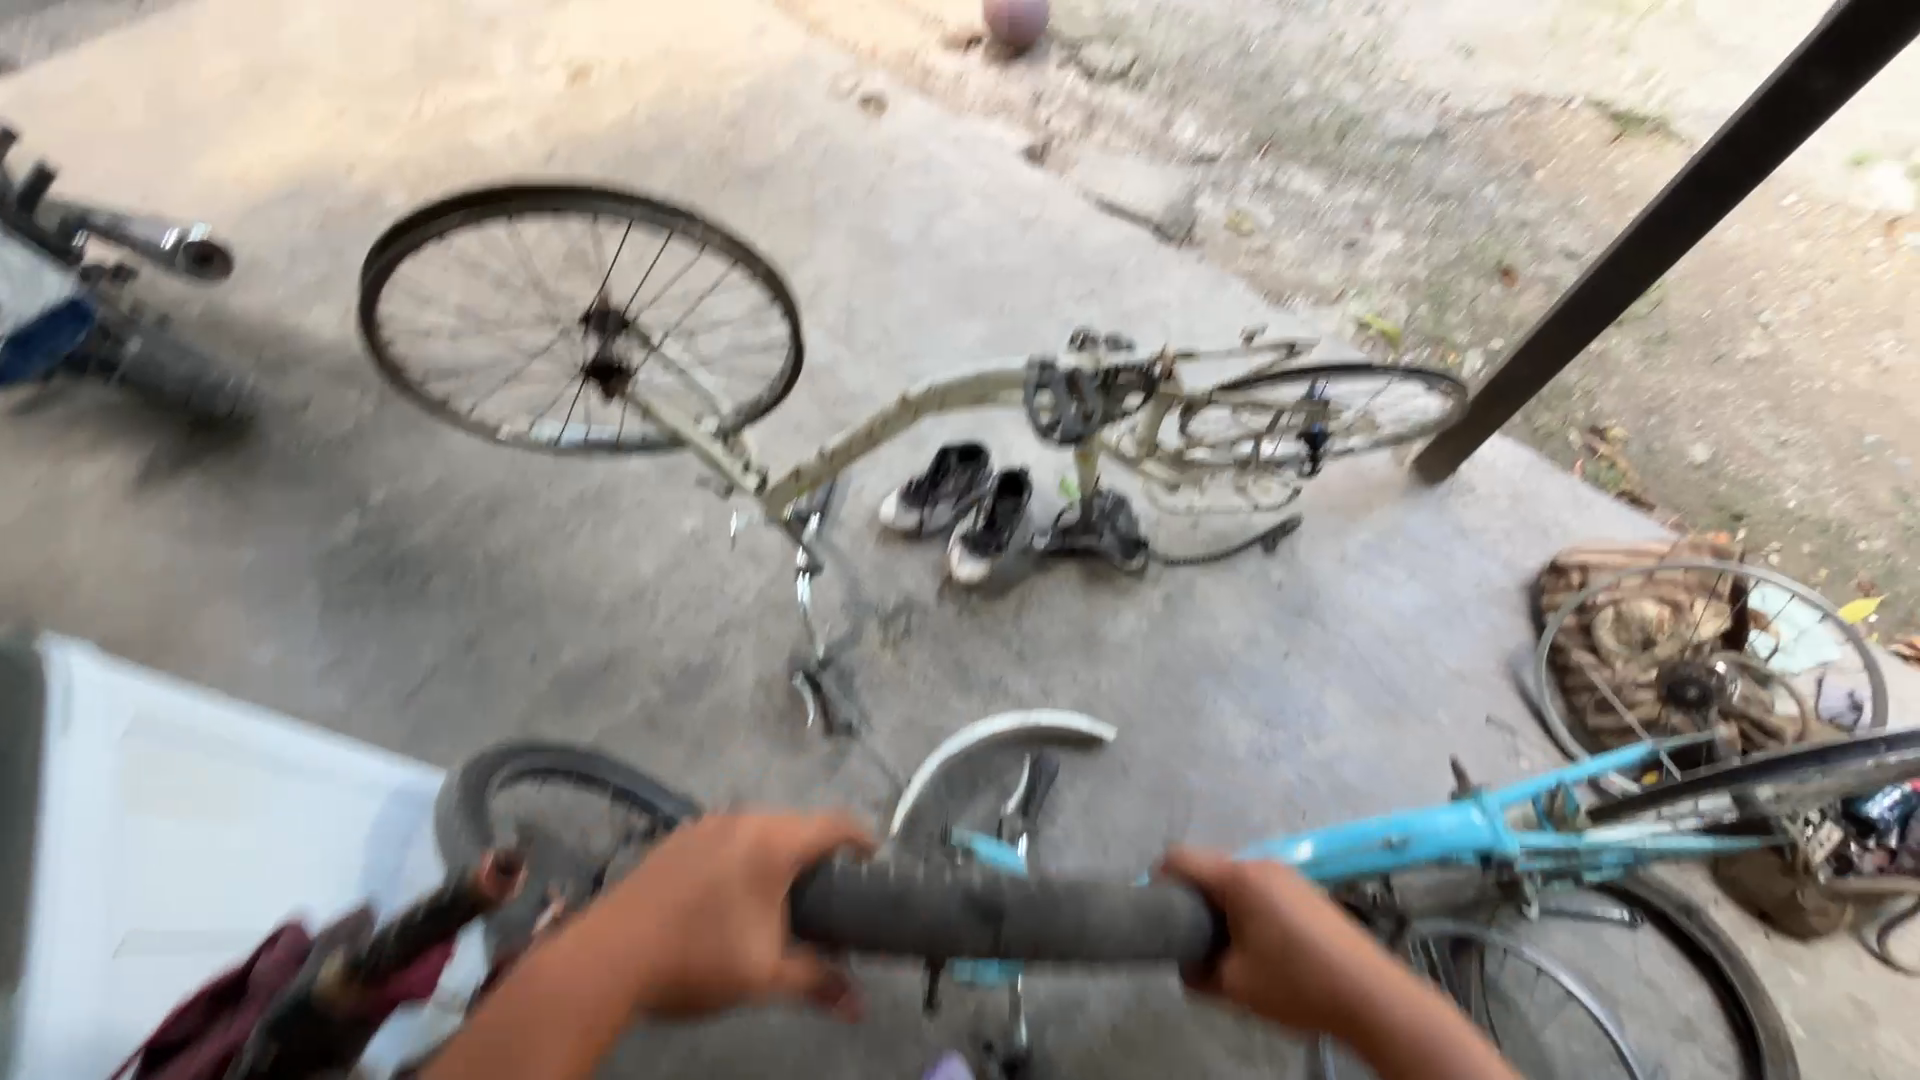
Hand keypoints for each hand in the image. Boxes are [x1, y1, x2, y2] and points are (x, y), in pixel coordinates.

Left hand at [576, 811, 876, 1020]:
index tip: (876, 860)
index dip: (862, 839)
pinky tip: (731, 890)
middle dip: (817, 852)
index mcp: (774, 842)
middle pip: (797, 824)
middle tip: (828, 889)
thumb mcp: (764, 977)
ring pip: (759, 827)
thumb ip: (817, 982)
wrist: (606, 957)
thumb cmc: (697, 959)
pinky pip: (727, 835)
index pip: (835, 824)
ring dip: (777, 852)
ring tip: (781, 892)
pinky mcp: (678, 836)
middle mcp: (744, 819)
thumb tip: (860, 1008)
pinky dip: (743, 853)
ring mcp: (706, 823)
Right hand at [1157, 847, 1408, 1039]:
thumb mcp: (1235, 986)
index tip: (1153, 911)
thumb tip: (1184, 966)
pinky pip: (1261, 889)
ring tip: (1227, 947)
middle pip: (1208, 868)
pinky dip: (1248, 909)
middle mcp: (1261, 865)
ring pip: (1236, 880)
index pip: (1179, 858)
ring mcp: (1288, 876)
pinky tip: (1262, 946)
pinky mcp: (1307, 892)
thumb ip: (1196, 972)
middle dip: (1193, 899)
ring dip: (1222, 906)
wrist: (1375, 998)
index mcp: (1238, 878)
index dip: (1157, 880)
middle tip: (1189, 938)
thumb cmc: (1298, 984)